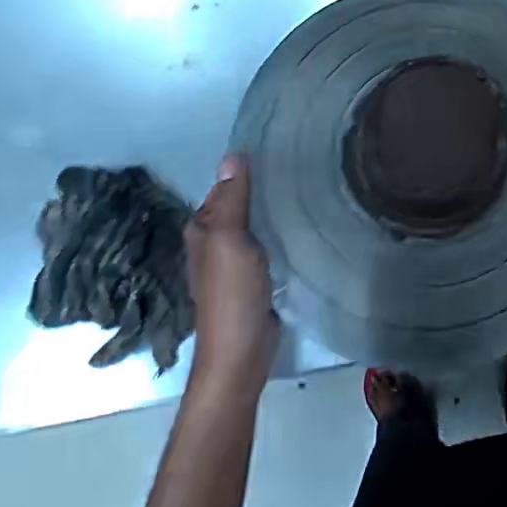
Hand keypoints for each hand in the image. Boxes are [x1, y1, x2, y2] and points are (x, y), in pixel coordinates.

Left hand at [185, 155, 279, 390]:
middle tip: (301, 175)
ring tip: (305, 197)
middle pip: (239, 206)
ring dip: (271, 214)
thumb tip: (232, 155)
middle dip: (262, 192)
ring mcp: (232, 264)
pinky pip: (265, 247)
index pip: (225, 188)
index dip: (247, 173)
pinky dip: (277, 237)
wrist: (241, 351)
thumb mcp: (231, 239)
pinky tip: (298, 232)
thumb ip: (232, 199)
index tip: (281, 158)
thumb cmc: (232, 293)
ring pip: (253, 227)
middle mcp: (212, 243)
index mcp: (202, 230)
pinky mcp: (251, 280)